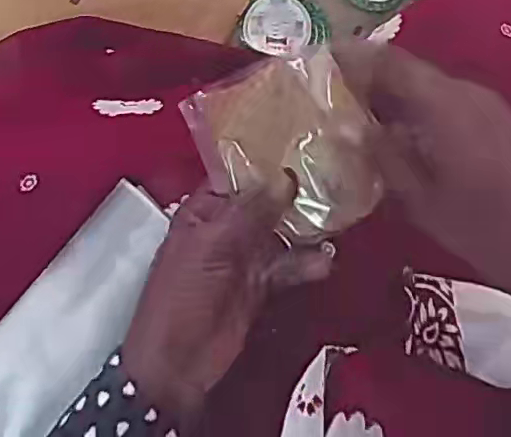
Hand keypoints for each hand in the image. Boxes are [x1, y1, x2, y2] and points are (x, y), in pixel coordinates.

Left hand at [122, 177, 333, 421]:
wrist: (175, 367)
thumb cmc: (182, 296)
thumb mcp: (212, 245)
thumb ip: (250, 211)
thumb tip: (285, 177)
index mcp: (205, 209)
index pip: (237, 174)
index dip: (264, 159)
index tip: (298, 142)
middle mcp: (227, 226)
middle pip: (264, 201)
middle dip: (293, 191)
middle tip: (329, 173)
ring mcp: (244, 255)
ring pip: (280, 231)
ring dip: (306, 226)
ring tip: (335, 216)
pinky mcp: (260, 284)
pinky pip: (287, 265)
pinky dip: (307, 262)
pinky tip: (326, 260)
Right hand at [332, 42, 510, 361]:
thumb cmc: (493, 231)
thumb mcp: (425, 202)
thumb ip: (385, 157)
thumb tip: (351, 126)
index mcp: (444, 100)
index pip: (387, 60)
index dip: (350, 56)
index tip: (317, 60)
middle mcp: (464, 89)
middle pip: (405, 67)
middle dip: (366, 74)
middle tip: (328, 91)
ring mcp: (485, 103)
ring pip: (425, 84)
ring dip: (391, 92)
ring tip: (354, 112)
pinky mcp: (497, 120)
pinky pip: (445, 99)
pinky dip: (415, 107)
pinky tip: (398, 133)